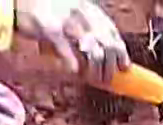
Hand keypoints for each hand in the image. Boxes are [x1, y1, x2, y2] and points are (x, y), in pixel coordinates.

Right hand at [14, 0, 128, 86]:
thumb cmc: (38, 9)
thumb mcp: (64, 14)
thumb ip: (80, 30)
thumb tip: (97, 56)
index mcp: (83, 5)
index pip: (109, 28)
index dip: (120, 49)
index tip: (125, 65)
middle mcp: (78, 9)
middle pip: (106, 42)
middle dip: (110, 65)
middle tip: (108, 79)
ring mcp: (65, 18)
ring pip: (93, 50)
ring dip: (96, 70)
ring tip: (94, 79)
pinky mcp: (50, 27)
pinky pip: (69, 53)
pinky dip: (74, 66)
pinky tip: (74, 71)